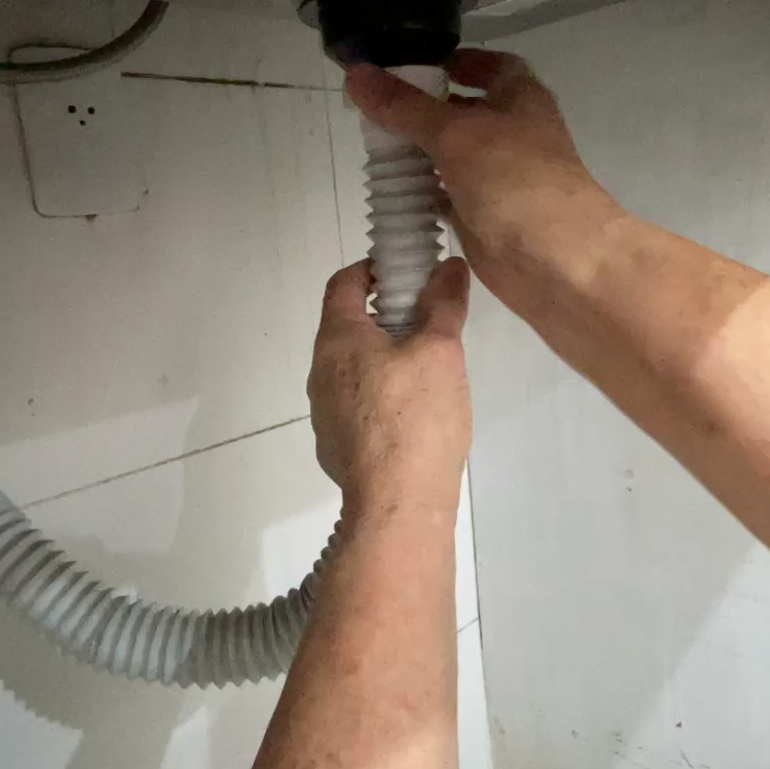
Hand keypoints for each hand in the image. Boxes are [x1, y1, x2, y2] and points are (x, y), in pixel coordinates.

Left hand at [307, 258, 472, 518]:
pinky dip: (379, 397)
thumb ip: (443, 304)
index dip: (372, 269)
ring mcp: (324, 412)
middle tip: (428, 324)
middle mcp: (320, 371)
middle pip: (348, 326)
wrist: (397, 501)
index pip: (343, 283)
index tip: (407, 274)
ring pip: (352, 369)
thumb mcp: (440, 350)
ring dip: (383, 359)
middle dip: (386, 317)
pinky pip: (356, 406)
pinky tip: (412, 418)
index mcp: (337, 339)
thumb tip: (449, 266)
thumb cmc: (416, 415)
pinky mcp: (335, 445)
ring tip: (426, 373)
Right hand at [345, 50, 625, 306]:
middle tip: (377, 107)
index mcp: (519, 98)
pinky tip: (391, 189)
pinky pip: (447, 195)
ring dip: (419, 151)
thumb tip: (356, 74)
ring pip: (452, 155)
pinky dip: (423, 192)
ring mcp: (497, 177)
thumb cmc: (514, 180)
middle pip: (464, 112)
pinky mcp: (483, 215)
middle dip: (425, 109)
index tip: (415, 63)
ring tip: (373, 145)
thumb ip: (404, 106)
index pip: (490, 65)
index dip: (458, 61)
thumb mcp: (455, 133)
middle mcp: (511, 133)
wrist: (554, 260)